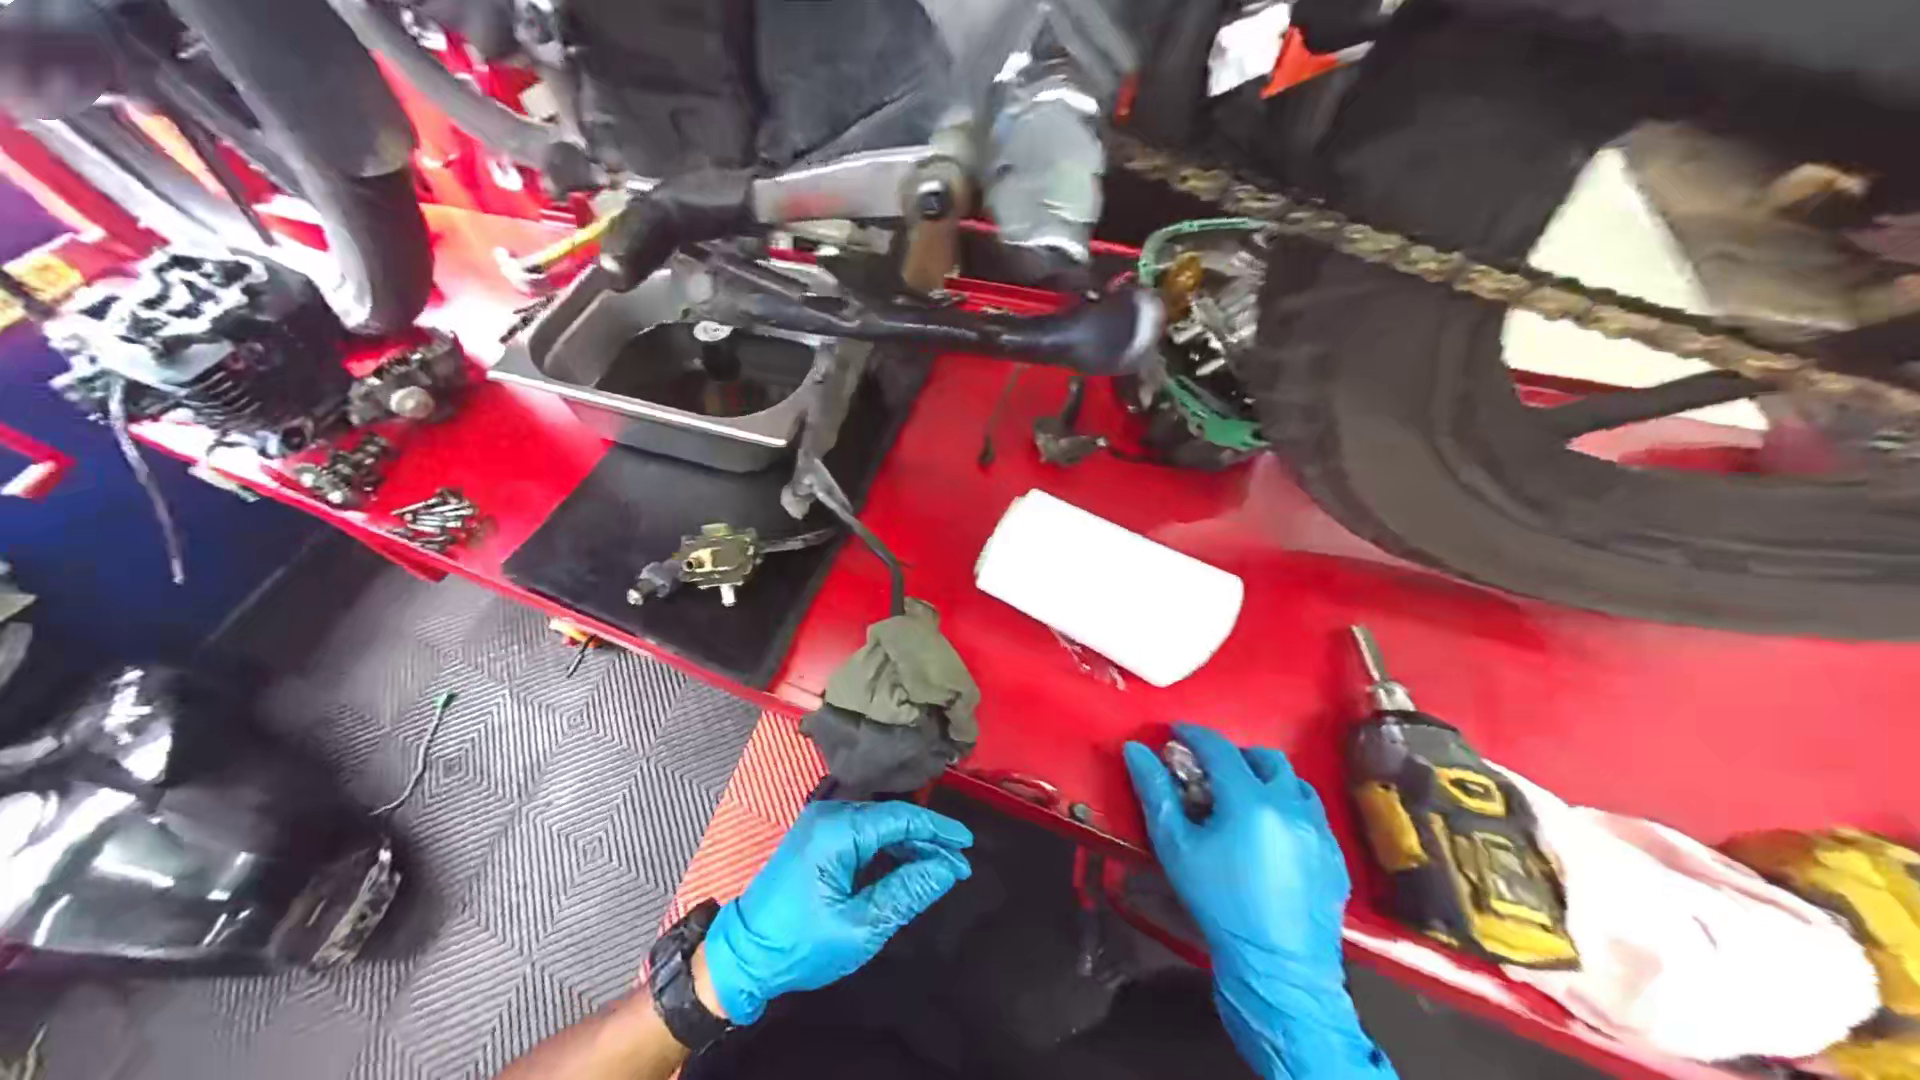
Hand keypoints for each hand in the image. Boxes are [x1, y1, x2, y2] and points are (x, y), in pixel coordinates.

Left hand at [700, 800, 973, 1023]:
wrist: (742, 957)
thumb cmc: (801, 943)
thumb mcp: (861, 925)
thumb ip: (907, 891)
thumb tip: (948, 868)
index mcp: (837, 829)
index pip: (901, 817)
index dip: (938, 829)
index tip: (967, 845)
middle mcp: (829, 815)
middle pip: (891, 818)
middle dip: (927, 839)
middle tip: (957, 865)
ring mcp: (820, 824)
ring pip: (879, 825)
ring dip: (909, 844)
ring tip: (939, 867)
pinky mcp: (818, 837)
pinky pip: (862, 834)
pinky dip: (887, 849)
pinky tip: (907, 864)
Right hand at [1125, 723, 1393, 1079]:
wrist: (1278, 969)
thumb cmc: (1219, 904)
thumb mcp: (1176, 847)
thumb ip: (1156, 792)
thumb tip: (1137, 749)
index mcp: (1251, 800)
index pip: (1220, 748)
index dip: (1194, 735)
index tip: (1176, 732)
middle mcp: (1291, 805)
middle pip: (1264, 758)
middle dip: (1235, 755)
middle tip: (1210, 771)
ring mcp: (1319, 831)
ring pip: (1295, 783)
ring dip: (1266, 780)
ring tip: (1243, 799)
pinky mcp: (1335, 857)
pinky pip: (1312, 815)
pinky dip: (1289, 808)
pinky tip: (1271, 833)